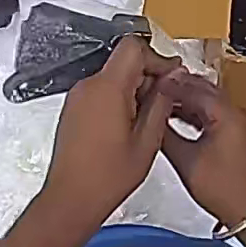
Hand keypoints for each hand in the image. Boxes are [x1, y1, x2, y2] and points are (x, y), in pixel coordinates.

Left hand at [40, 37, 179, 228]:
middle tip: (166, 102)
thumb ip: (162, 102)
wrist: (72, 198)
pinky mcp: (74, 109)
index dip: (158, 59)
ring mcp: (78, 97)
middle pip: (125, 62)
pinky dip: (120, 100)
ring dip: (136, 90)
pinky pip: (102, 92)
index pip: (134, 48)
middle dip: (149, 77)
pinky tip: (131, 127)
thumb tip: (173, 78)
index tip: (172, 78)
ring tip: (149, 120)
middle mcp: (88, 87)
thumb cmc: (106, 176)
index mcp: (108, 89)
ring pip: (114, 77)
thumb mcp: (148, 139)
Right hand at [157, 71, 245, 226]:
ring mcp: (234, 122)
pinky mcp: (231, 132)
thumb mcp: (187, 161)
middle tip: (151, 85)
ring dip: (183, 98)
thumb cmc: (224, 189)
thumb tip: (150, 120)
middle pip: (201, 89)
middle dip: (176, 87)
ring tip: (157, 98)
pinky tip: (173, 115)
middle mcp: (234, 113)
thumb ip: (166, 136)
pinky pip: (209, 113)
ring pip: (205, 100)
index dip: (168, 85)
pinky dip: (191, 111)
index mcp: (227, 115)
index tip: (149, 82)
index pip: (193, 89)